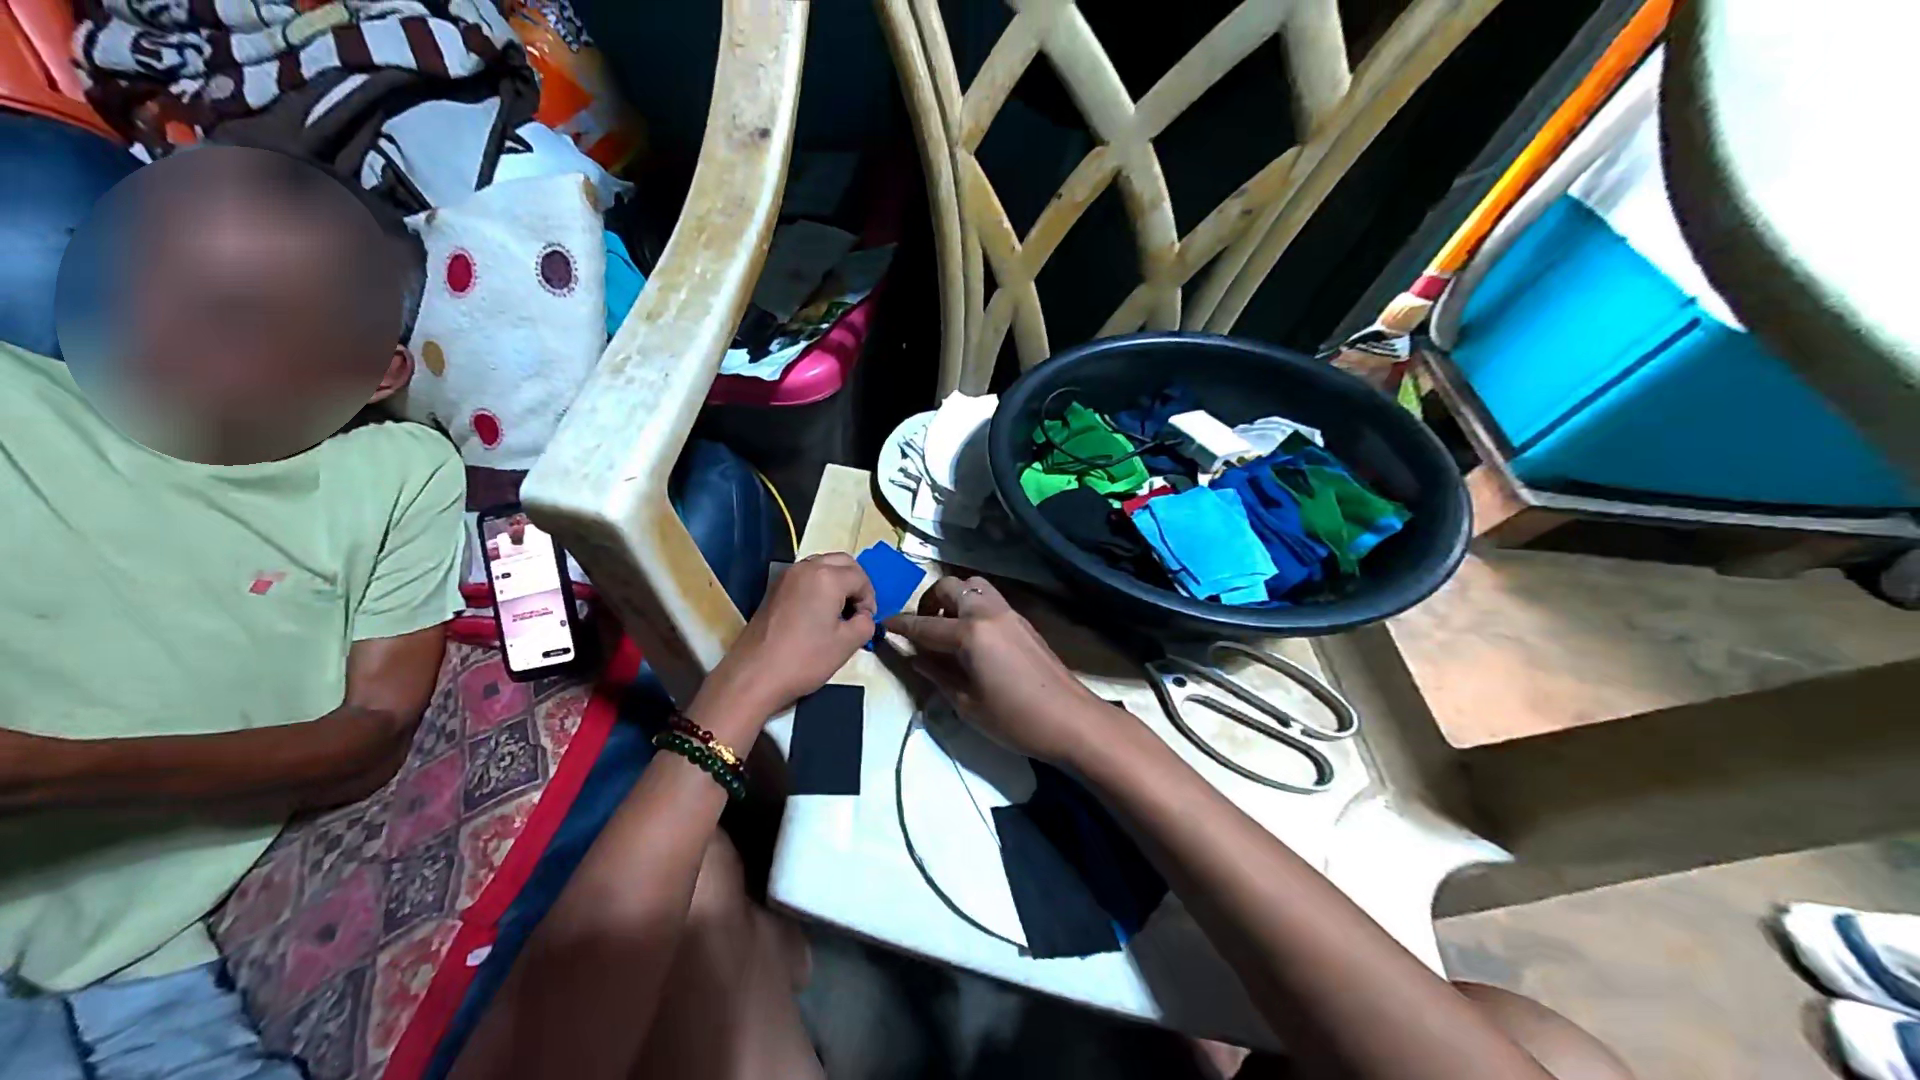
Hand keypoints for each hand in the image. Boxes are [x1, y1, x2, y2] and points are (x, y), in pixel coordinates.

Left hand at [698, 553, 876, 723]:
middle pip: (843, 562)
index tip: (866, 621)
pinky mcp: (775, 588)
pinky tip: (818, 613)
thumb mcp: (847, 644)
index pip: (861, 578)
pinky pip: (806, 576)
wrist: (754, 675)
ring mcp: (787, 576)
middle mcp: (806, 567)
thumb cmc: (804, 659)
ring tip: (839, 612)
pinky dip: (819, 586)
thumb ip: (866, 623)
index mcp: (827, 577)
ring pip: (823, 565)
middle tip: (857, 611)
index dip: (869, 599)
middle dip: (856, 583)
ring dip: (837, 581)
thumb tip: (862, 616)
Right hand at [883, 576, 1109, 764]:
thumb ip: (937, 674)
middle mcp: (988, 613)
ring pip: (974, 586)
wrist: (1071, 719)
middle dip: (928, 601)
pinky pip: (990, 600)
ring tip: (947, 628)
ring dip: (954, 598)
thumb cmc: (1015, 719)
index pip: (925, 624)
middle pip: (950, 587)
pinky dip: (973, 606)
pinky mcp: (1024, 622)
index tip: (885, 625)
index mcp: (970, 633)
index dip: (901, 625)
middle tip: (922, 627)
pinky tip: (971, 637)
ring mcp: (1009, 614)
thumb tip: (915, 656)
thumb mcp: (966, 704)